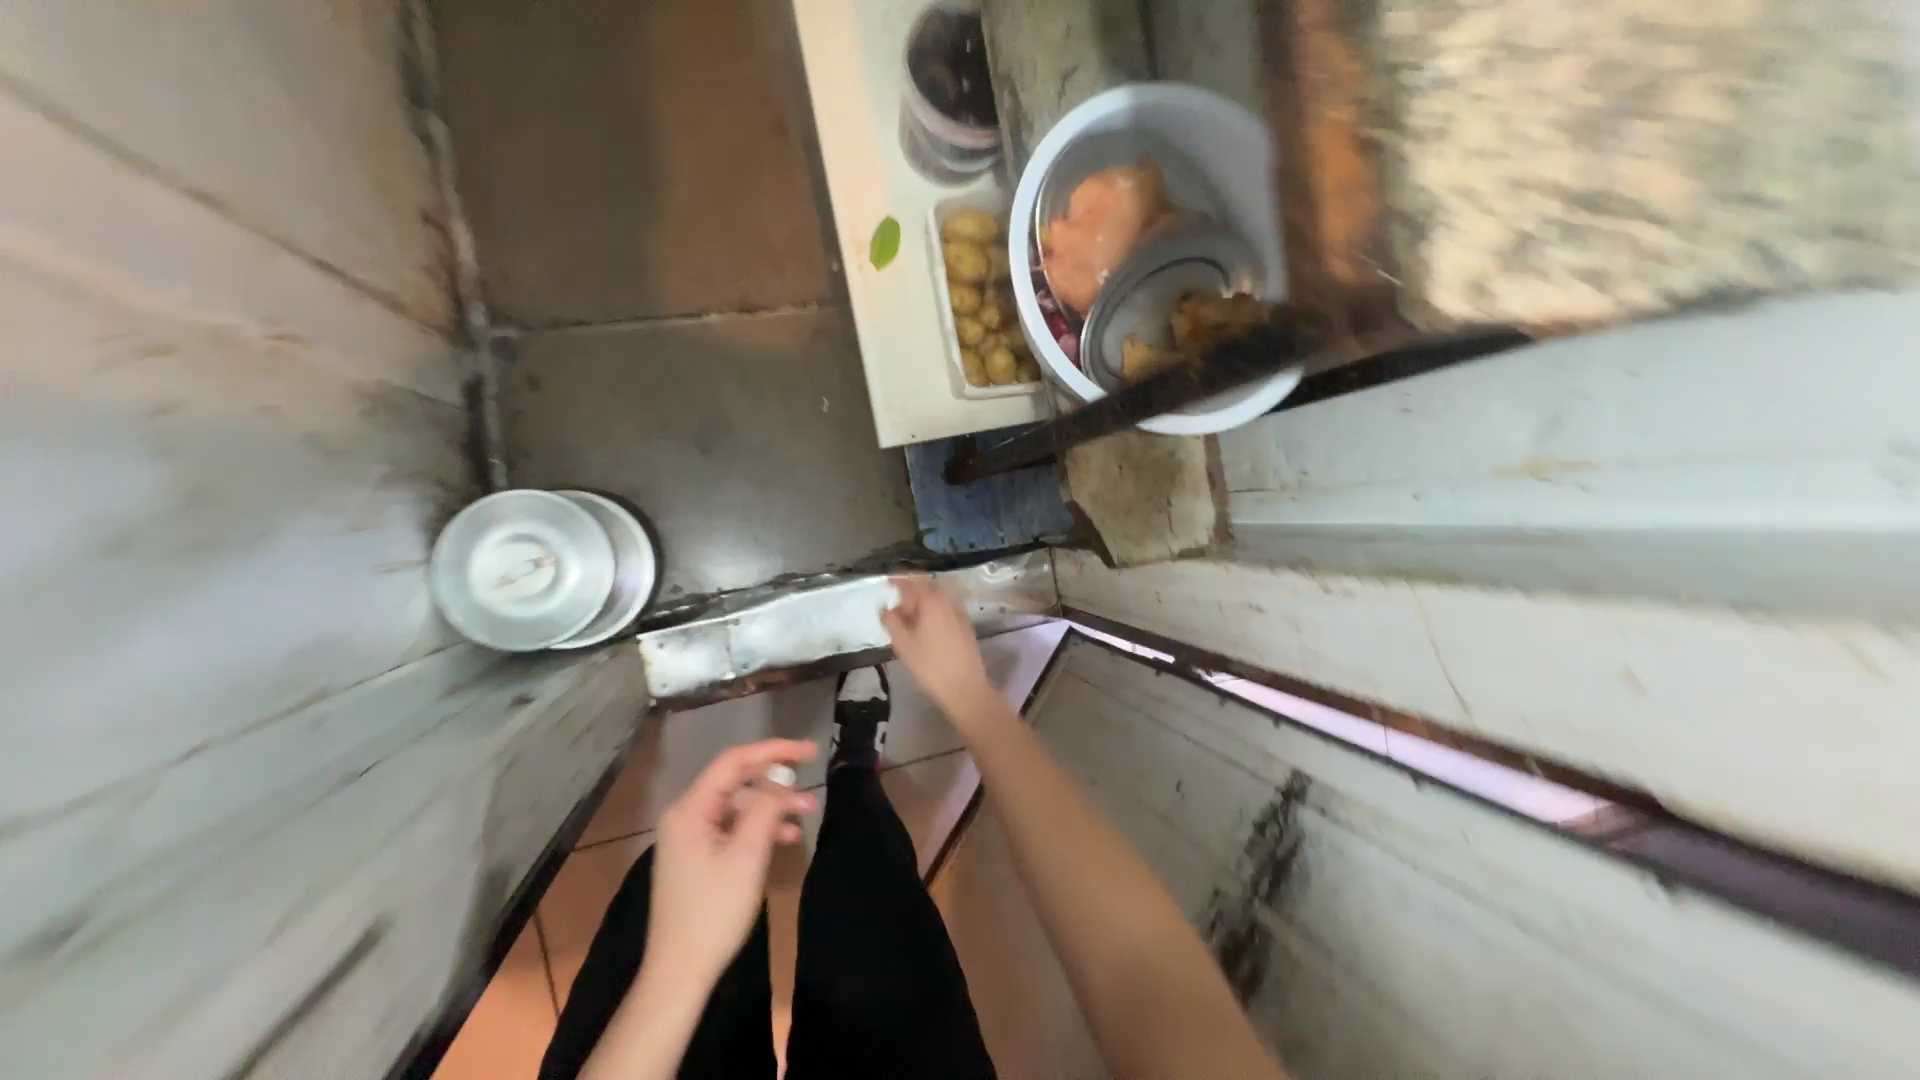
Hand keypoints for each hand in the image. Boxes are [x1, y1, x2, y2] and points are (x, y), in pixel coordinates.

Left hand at [644, 739, 817, 988]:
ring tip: (808, 812)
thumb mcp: (747, 855)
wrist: (680, 971)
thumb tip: (781, 777)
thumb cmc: (714, 911)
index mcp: (690, 809)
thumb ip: (766, 808)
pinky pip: (732, 829)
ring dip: (772, 806)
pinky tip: (787, 838)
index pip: (734, 761)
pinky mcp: (697, 859)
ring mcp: (690, 839)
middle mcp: (686, 816)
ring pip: (738, 807)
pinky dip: (759, 828)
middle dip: (776, 780)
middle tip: (812, 779)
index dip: (773, 750)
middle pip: (736, 782)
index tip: (809, 751)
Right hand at [882, 577, 995, 720]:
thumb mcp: (903, 643)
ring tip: (906, 623)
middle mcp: (948, 601)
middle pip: (925, 589)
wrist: (965, 688)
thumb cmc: (930, 665)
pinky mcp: (965, 626)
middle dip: (908, 595)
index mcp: (932, 600)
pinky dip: (931, 614)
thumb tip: (885, 607)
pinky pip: (944, 612)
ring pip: (935, 601)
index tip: (886, 581)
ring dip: (920, 606)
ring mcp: (959, 613)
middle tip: (894, 611)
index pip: (912, 580)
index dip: (897, 579)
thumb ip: (891, 620)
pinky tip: (924, 631)